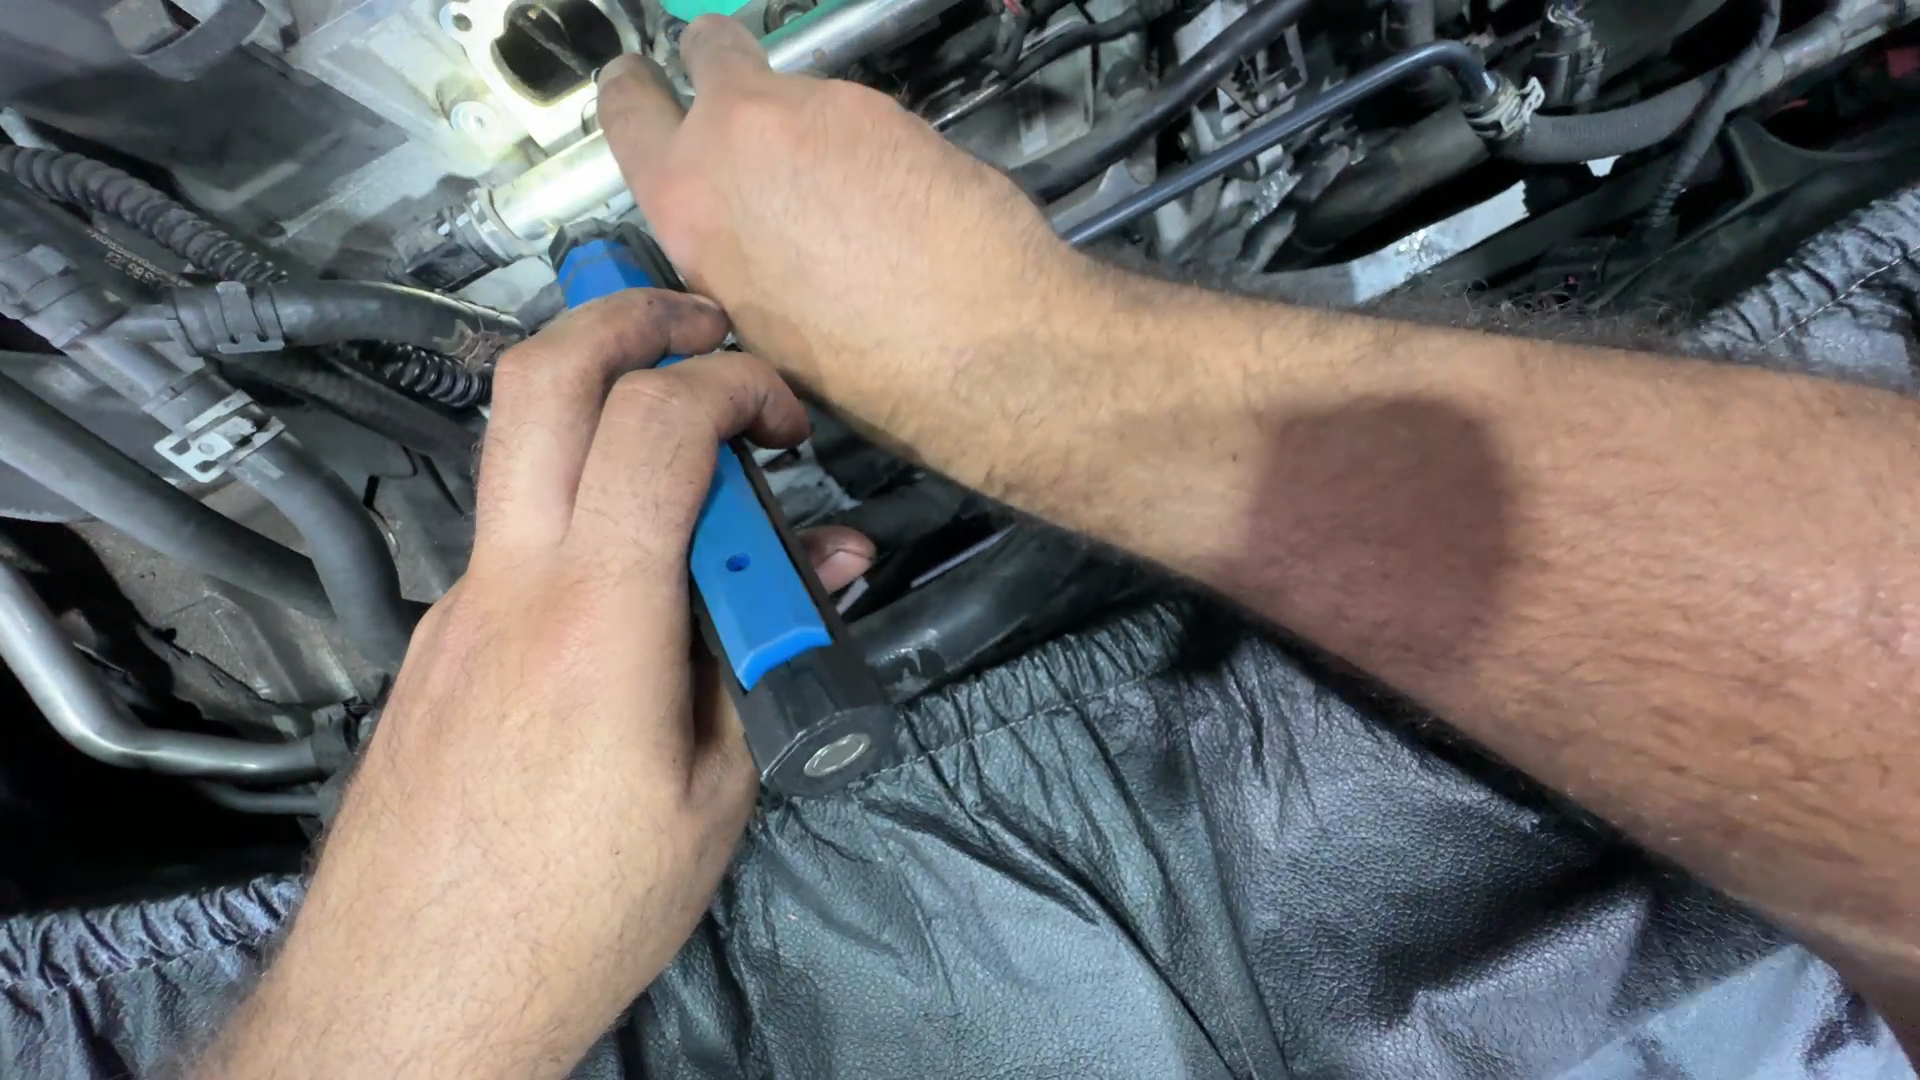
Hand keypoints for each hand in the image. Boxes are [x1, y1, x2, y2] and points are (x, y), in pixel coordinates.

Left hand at [194, 290, 872, 1079]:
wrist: (408, 1007)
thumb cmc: (588, 908)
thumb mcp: (724, 782)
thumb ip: (771, 652)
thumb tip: (826, 564)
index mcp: (601, 619)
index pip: (658, 428)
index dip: (736, 386)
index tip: (789, 423)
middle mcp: (513, 583)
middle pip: (544, 379)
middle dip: (635, 319)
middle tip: (710, 328)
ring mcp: (463, 603)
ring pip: (522, 440)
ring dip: (611, 402)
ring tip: (698, 441)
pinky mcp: (445, 635)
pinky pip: (522, 524)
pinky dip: (592, 499)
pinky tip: (645, 570)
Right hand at [595, 19, 1088, 415]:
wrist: (976, 351)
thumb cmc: (869, 374)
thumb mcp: (758, 334)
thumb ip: (731, 260)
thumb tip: (746, 248)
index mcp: (688, 206)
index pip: (628, 107)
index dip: (643, 96)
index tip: (654, 91)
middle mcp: (739, 138)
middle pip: (712, 54)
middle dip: (727, 79)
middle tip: (762, 124)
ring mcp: (819, 110)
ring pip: (797, 92)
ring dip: (814, 131)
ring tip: (857, 203)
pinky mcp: (890, 109)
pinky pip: (861, 115)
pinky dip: (871, 147)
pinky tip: (902, 205)